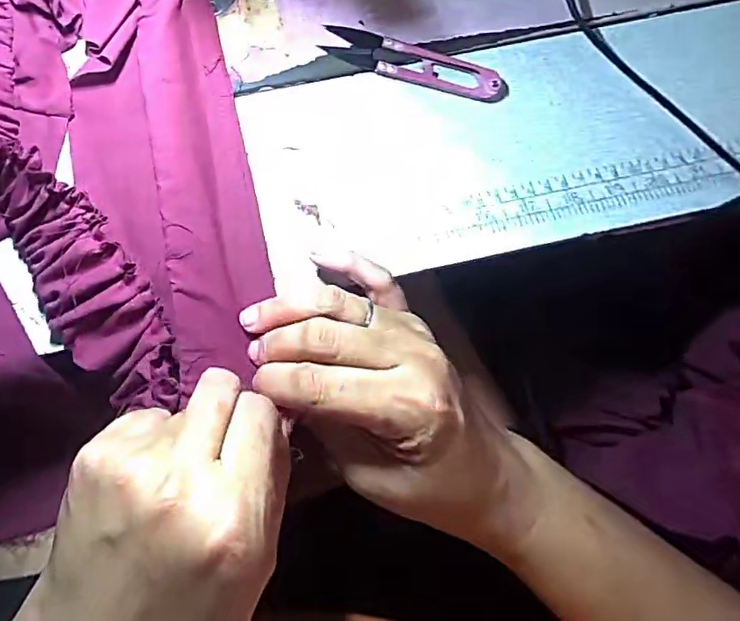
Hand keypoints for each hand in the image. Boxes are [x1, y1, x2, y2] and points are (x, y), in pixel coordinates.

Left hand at [19, 368, 289, 620]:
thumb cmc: (190, 607)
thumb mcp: (253, 566)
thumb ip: (269, 486)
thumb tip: (276, 419)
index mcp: (232, 516)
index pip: (259, 411)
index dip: (259, 419)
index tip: (252, 434)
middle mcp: (181, 478)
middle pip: (218, 386)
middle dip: (224, 406)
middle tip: (215, 441)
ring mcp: (130, 460)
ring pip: (177, 406)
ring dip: (181, 434)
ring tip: (170, 478)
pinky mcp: (94, 452)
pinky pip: (139, 418)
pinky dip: (146, 441)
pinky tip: (140, 480)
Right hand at [241, 254, 538, 552]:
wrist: (490, 475)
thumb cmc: (429, 486)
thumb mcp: (369, 475)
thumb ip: (323, 426)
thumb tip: (275, 391)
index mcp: (407, 404)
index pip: (322, 383)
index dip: (278, 381)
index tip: (251, 384)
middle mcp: (412, 356)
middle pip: (326, 335)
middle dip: (278, 343)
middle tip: (250, 352)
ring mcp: (414, 331)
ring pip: (340, 303)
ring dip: (291, 306)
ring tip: (257, 316)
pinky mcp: (413, 318)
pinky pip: (379, 280)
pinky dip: (348, 263)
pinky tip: (317, 253)